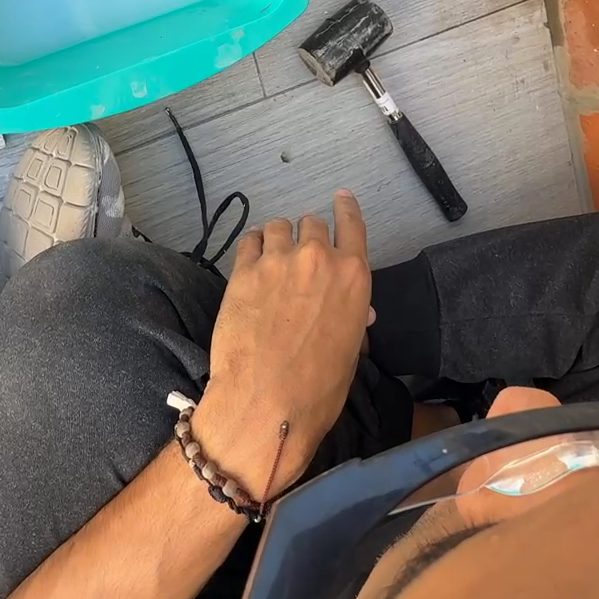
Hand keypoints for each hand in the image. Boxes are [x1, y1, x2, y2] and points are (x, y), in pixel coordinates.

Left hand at [193, 191, 371, 495]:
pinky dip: (252, 246)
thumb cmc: (320, 387)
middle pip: (312, 224)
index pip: (352, 223)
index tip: (340, 197)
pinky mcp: (244, 269)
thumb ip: (350, 314)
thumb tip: (354, 308)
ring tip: (271, 260)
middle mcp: (318, 257)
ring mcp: (278, 260)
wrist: (267, 402)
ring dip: (277, 240)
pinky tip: (250, 259)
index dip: (346, 207)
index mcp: (353, 275)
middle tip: (298, 260)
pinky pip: (249, 240)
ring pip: (277, 227)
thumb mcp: (350, 348)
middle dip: (306, 238)